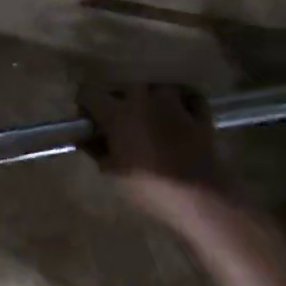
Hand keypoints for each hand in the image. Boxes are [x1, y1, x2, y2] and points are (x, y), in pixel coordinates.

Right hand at [78, 83, 239, 235]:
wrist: (199, 198)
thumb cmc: (147, 187)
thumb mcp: (112, 172)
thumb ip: (95, 150)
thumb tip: (84, 138)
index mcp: (118, 113)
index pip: (89, 93)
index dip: (84, 104)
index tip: (87, 119)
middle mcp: (144, 100)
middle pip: (125, 86)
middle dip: (119, 99)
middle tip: (119, 120)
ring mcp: (175, 105)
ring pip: (159, 87)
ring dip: (153, 97)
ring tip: (151, 114)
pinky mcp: (201, 116)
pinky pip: (190, 98)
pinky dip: (184, 102)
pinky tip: (181, 113)